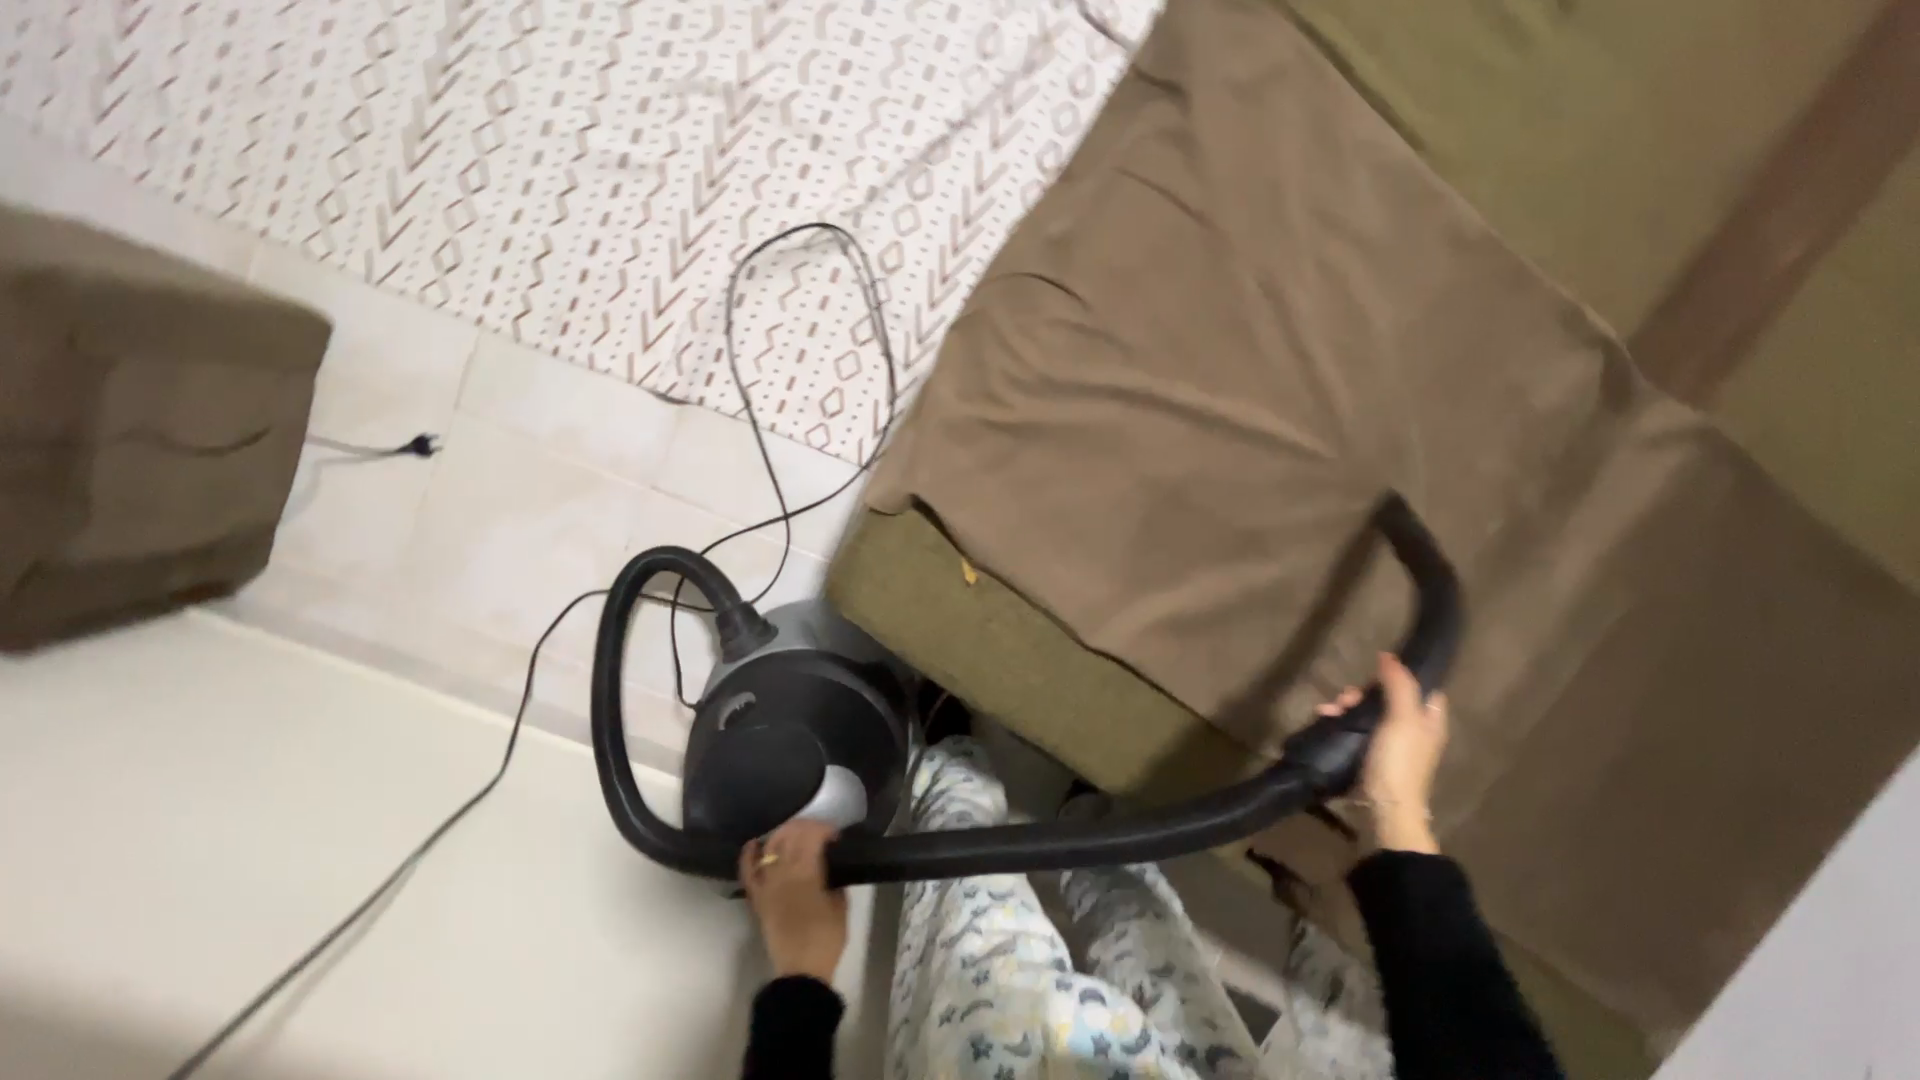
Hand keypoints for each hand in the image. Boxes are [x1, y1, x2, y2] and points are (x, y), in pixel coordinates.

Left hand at [739, 819, 848, 982]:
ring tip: (796, 833)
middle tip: (820, 832)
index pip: (812, 836)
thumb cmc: (826, 938)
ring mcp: (766, 885)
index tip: (836, 836)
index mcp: (806, 873)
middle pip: (789, 835)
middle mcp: (783, 873)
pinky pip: (748, 873)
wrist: (801, 971)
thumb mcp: (840, 905)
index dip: (824, 829)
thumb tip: (830, 866)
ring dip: (783, 834)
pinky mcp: (757, 898)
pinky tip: (754, 844)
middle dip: (805, 826)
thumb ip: (835, 880)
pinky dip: (749, 855)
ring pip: (770, 847)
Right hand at [1319, 652, 1447, 853]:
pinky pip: (1354, 732)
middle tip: (1346, 697)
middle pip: (1388, 699)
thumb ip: (1398, 685)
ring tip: (1328, 710)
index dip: (1401, 677)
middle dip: (1363, 693)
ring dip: (1347, 707)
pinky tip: (1324, 720)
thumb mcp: (1402, 719)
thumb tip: (1389, 656)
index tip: (1377, 671)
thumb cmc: (1398, 762)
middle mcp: (1413, 732)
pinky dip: (1340, 723)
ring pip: (1367, 714)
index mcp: (1429, 722)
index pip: (1422, 689)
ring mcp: (1390, 747)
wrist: (1383, 810)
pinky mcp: (1369, 758)